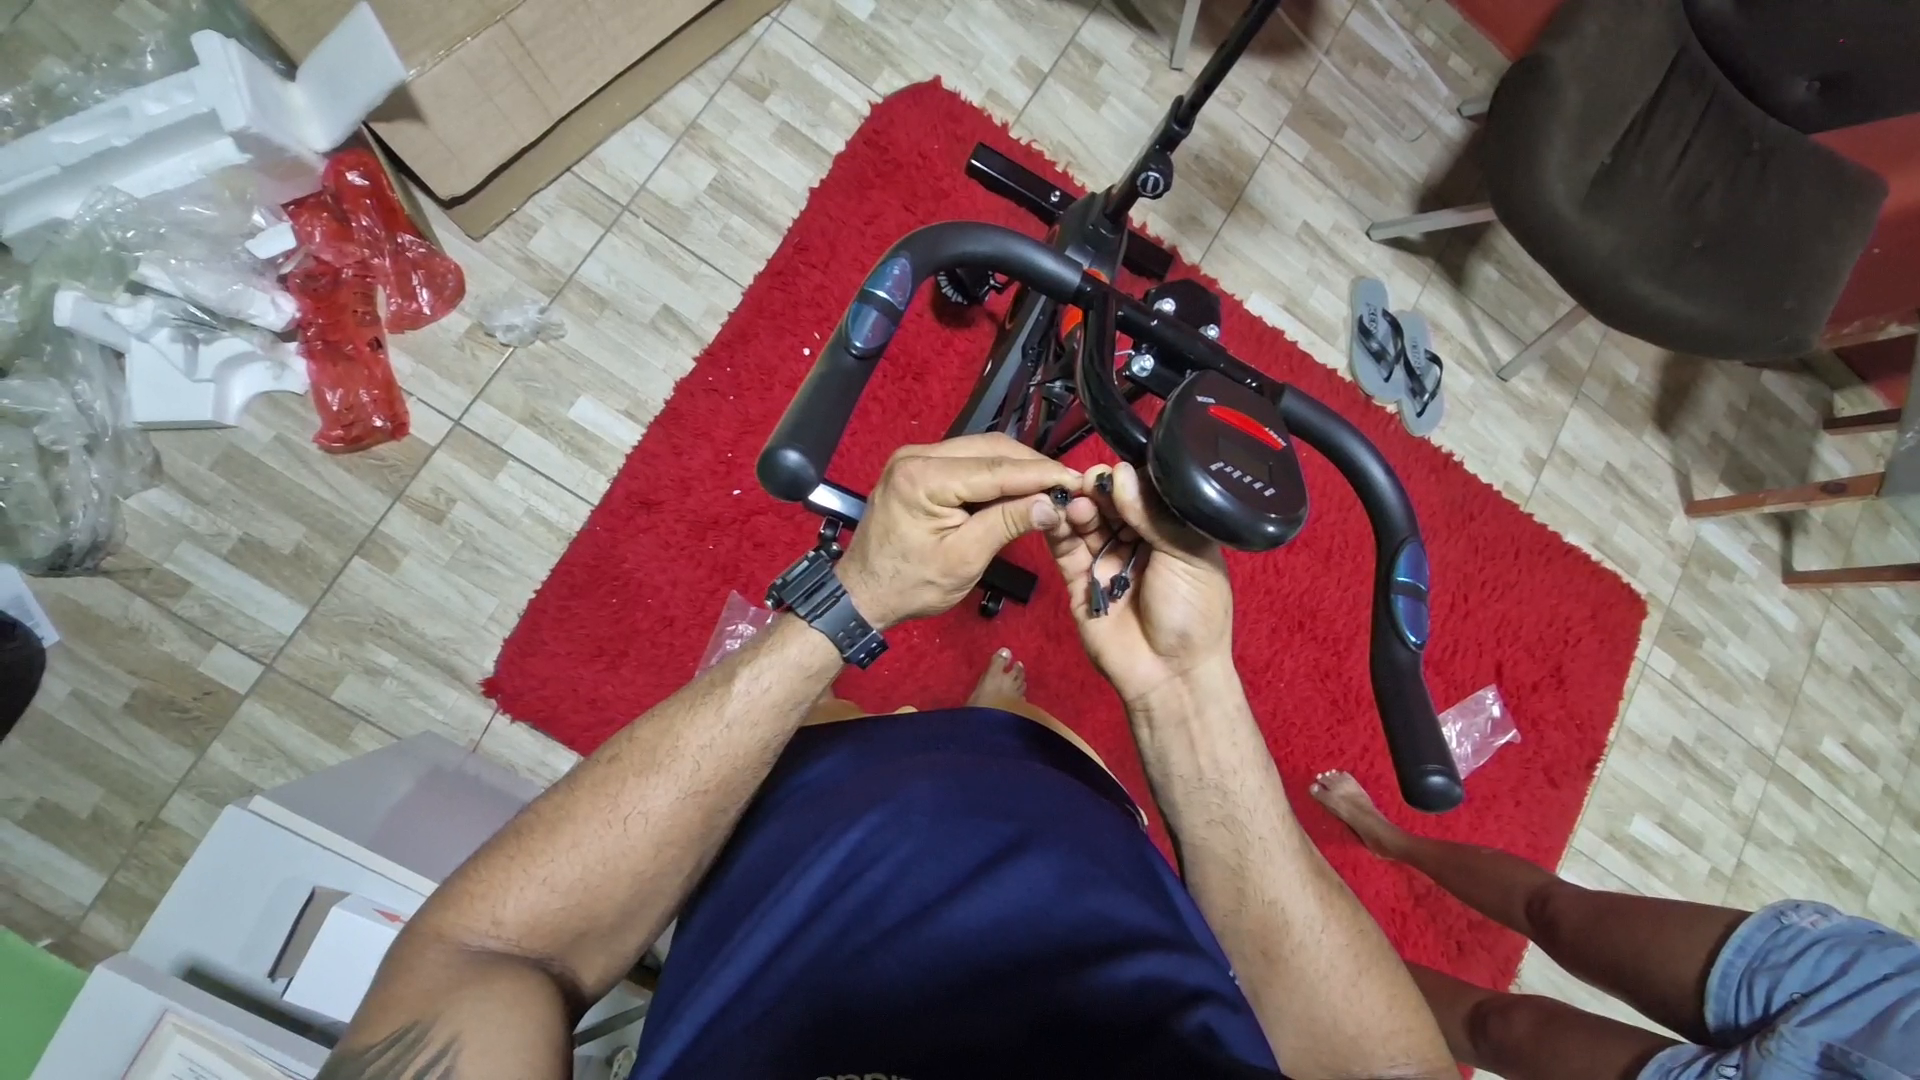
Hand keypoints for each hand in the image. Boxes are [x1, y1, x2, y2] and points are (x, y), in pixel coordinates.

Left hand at [836, 433, 1080, 629]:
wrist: (862, 593)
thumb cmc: (910, 584)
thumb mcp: (964, 558)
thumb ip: (1007, 524)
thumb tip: (1051, 504)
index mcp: (923, 477)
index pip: (996, 468)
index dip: (1041, 473)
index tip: (1077, 480)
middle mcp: (917, 455)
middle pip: (990, 449)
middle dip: (1032, 466)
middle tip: (1068, 485)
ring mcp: (915, 458)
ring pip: (981, 451)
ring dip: (1016, 468)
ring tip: (1050, 487)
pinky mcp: (918, 468)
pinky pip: (967, 462)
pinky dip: (996, 474)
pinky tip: (1019, 488)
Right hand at [1046, 462, 1233, 705]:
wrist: (1169, 674)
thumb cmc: (1193, 614)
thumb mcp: (1190, 556)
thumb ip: (1155, 514)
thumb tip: (1121, 475)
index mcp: (1170, 532)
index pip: (1144, 494)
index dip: (1128, 479)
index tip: (1114, 469)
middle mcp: (1136, 542)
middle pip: (1111, 504)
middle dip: (1099, 489)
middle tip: (1089, 480)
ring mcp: (1105, 560)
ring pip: (1086, 522)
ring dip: (1078, 506)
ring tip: (1077, 501)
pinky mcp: (1078, 580)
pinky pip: (1064, 548)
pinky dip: (1057, 528)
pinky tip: (1057, 512)